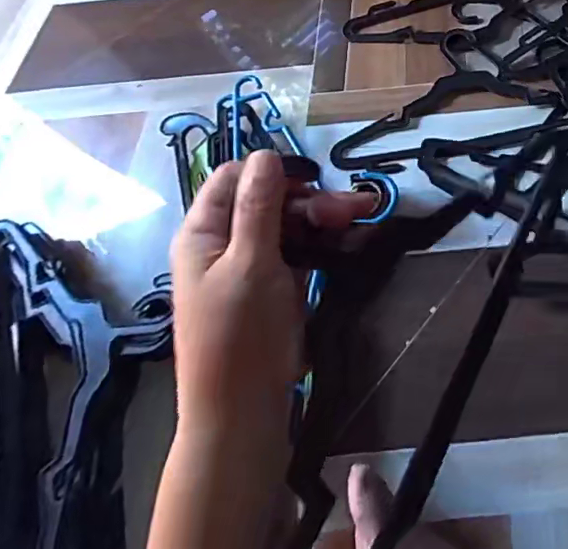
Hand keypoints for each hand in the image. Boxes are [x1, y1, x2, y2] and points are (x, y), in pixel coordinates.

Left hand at [167, 150, 377, 426]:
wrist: (243, 414)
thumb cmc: (240, 337)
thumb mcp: (250, 264)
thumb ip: (258, 206)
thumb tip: (265, 153)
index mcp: (204, 233)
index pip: (234, 177)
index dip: (272, 171)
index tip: (312, 180)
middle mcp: (225, 242)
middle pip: (270, 199)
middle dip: (311, 198)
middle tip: (351, 208)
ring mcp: (251, 263)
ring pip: (290, 222)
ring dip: (325, 217)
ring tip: (362, 217)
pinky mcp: (274, 282)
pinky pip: (300, 248)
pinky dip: (324, 241)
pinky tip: (353, 238)